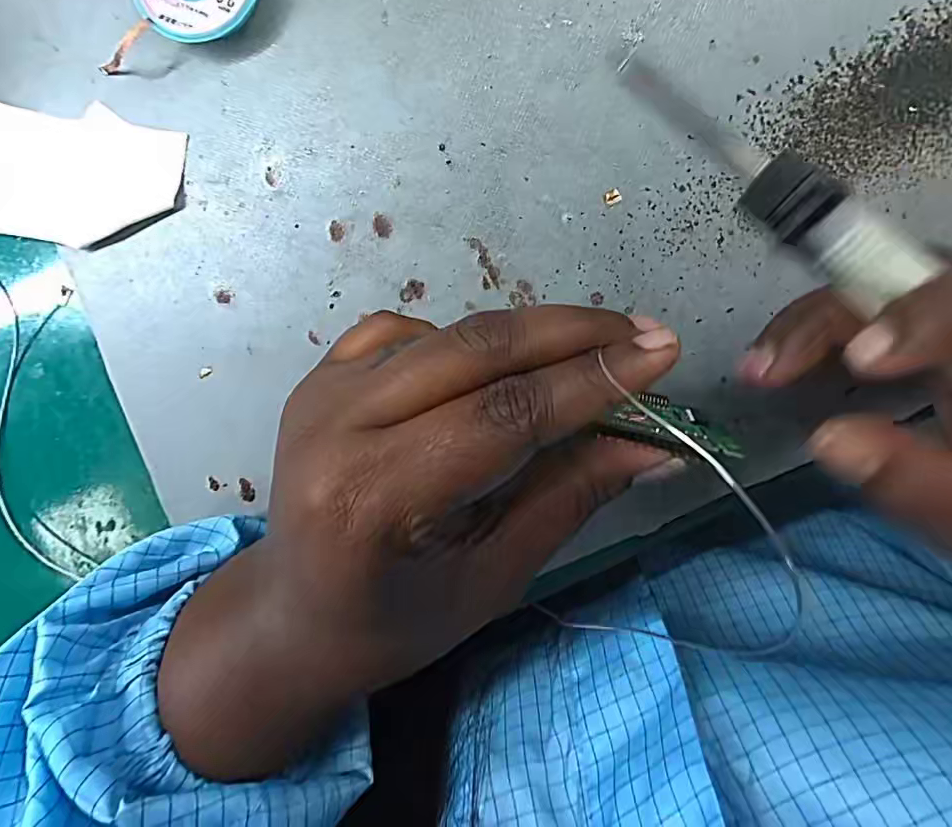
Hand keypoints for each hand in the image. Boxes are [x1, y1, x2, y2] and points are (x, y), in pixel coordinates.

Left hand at [160, 306, 680, 779]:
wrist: (290, 614)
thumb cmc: (395, 621)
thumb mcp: (494, 577)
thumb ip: (572, 496)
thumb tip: (655, 448)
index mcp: (375, 498)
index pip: (504, 414)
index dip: (592, 379)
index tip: (661, 351)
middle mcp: (339, 426)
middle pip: (478, 350)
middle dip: (573, 333)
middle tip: (643, 331)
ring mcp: (324, 389)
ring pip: (452, 332)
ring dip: (533, 332)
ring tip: (599, 343)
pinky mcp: (323, 372)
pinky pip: (411, 330)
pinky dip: (468, 339)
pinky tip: (496, 364)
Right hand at [743, 252, 951, 646]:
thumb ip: (945, 497)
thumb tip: (828, 438)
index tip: (864, 364)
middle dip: (854, 314)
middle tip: (773, 368)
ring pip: (906, 274)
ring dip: (827, 318)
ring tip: (766, 367)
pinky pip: (889, 296)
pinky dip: (833, 324)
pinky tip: (789, 355)